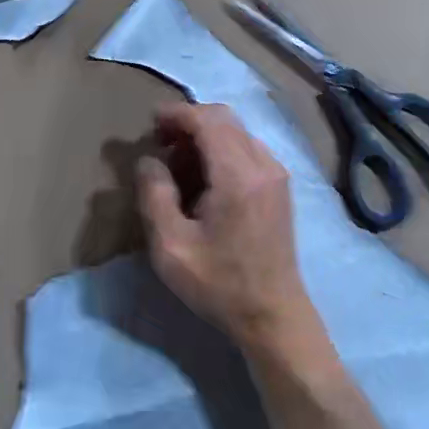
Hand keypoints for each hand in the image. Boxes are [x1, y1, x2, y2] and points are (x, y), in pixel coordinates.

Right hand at [138, 102, 314, 349]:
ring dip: (206, 134)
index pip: (209, 121)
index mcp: (239, 175)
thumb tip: (149, 160)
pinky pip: (247, 147)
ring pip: (237, 130)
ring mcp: (276, 171)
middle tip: (161, 142)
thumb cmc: (219, 284)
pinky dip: (222, 147)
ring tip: (178, 162)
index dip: (178, 114)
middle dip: (191, 121)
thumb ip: (155, 196)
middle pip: (225, 118)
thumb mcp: (171, 248)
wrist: (273, 313)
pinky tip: (205, 176)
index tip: (152, 121)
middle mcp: (263, 163)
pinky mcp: (279, 183)